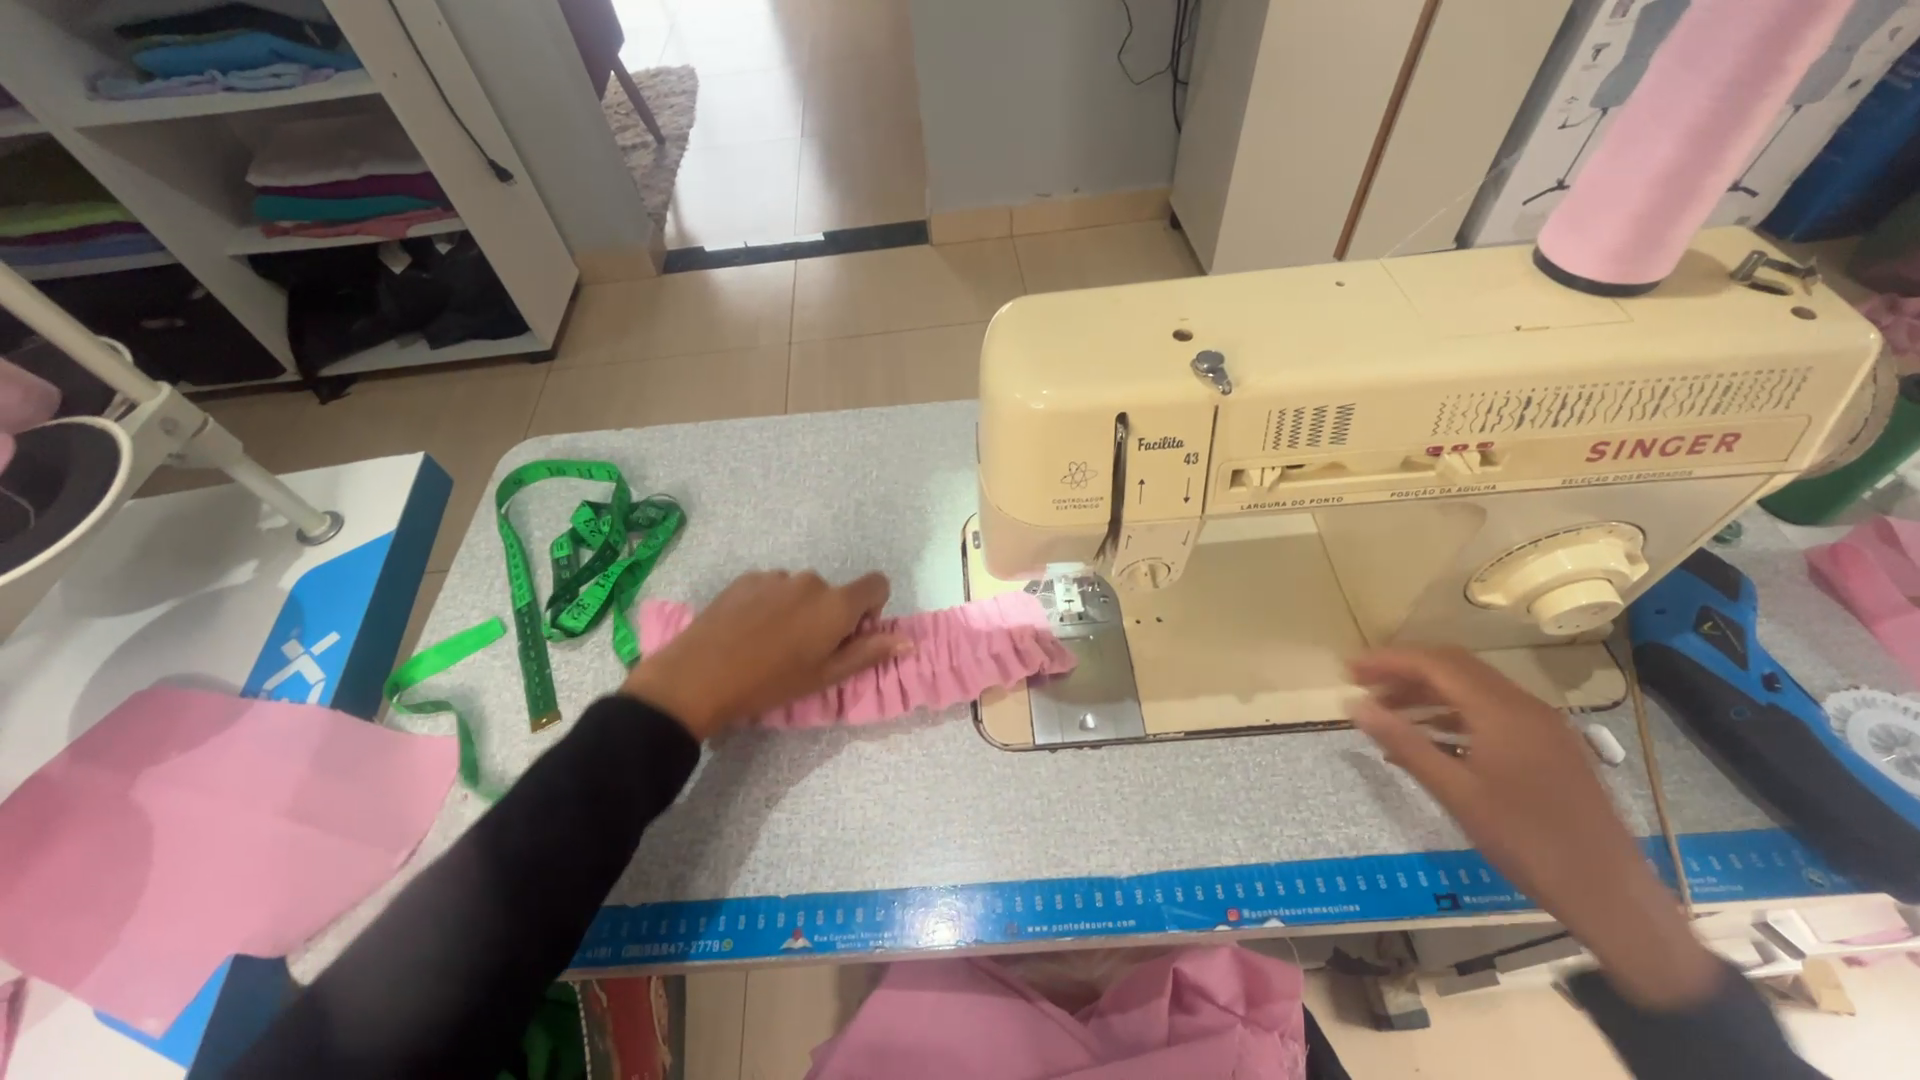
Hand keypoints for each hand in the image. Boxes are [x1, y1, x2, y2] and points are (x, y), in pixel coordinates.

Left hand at [621, 570, 909, 740]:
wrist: (698, 677)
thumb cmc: (770, 683)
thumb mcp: (825, 676)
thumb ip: (868, 652)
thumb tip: (907, 641)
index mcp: (836, 604)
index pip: (877, 584)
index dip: (871, 608)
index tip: (849, 635)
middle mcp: (811, 581)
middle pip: (834, 592)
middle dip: (828, 616)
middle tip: (803, 652)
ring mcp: (775, 577)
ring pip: (801, 591)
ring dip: (797, 610)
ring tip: (769, 644)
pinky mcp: (745, 579)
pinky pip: (772, 588)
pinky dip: (769, 605)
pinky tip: (747, 632)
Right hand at [1347, 647, 1723, 1009]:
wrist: (1607, 891)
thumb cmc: (1525, 841)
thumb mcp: (1455, 793)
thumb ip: (1405, 744)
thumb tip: (1357, 706)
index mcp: (1502, 711)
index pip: (1436, 664)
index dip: (1389, 661)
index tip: (1349, 670)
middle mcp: (1525, 707)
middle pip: (1456, 669)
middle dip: (1406, 672)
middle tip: (1364, 686)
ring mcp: (1543, 727)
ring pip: (1475, 691)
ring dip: (1429, 694)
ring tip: (1388, 714)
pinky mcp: (1550, 748)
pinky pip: (1493, 714)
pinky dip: (1455, 715)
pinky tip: (1431, 742)